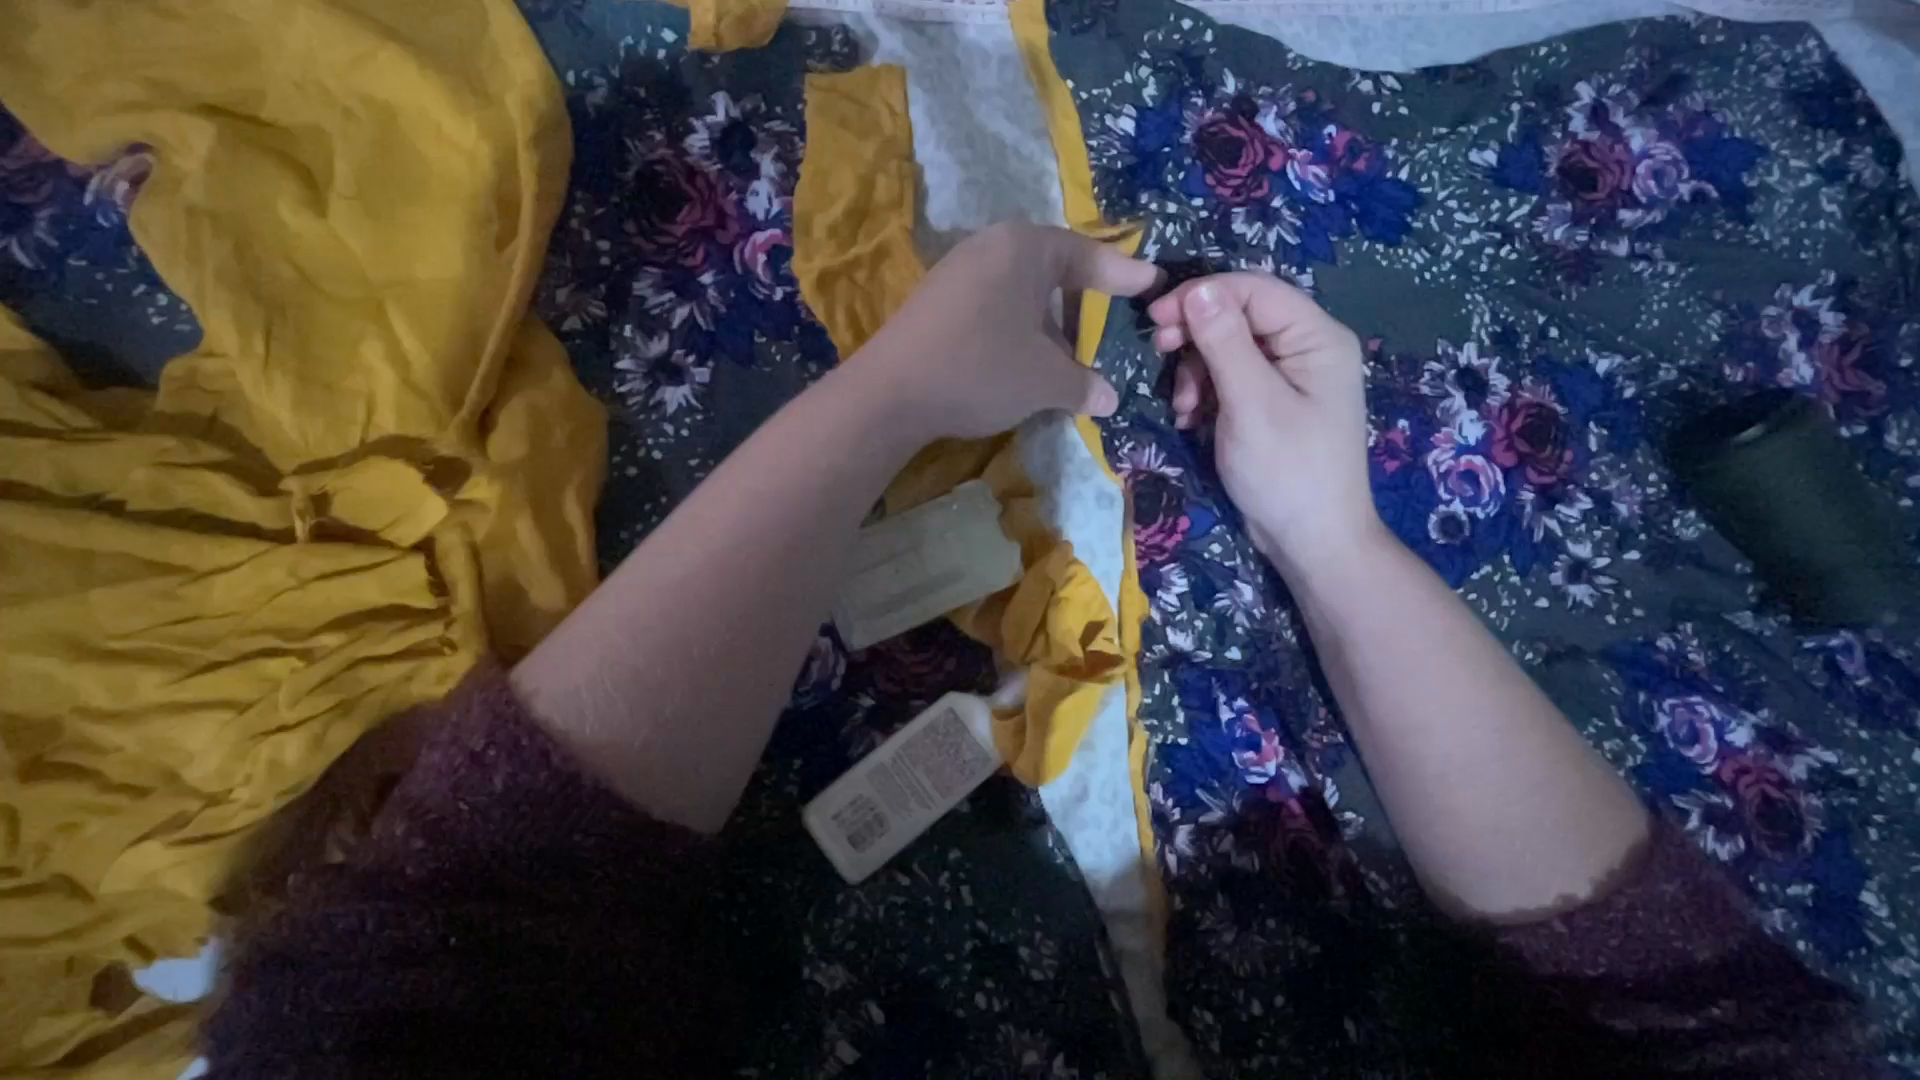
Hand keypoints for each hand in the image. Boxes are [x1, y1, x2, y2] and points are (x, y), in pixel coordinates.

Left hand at [856, 223, 1160, 440]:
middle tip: (1111, 319)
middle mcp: (990, 247)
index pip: (1087, 255)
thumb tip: (1108, 398)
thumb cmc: (983, 369)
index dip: (1122, 274)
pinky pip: (993, 307)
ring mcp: (957, 273)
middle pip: (1051, 270)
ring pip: (1020, 292)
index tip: (1151, 281)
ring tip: (1069, 355)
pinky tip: (1023, 362)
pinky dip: (1017, 330)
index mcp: (1025, 247)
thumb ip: (1083, 384)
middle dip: (1082, 301)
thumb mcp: (1045, 380)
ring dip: (1048, 324)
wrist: (891, 393)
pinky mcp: (935, 303)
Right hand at [1146, 272, 1383, 574]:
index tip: (1154, 318)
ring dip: (1195, 371)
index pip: (1254, 290)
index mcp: (1316, 338)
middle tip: (1159, 354)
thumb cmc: (1287, 471)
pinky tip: (1192, 421)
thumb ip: (1225, 343)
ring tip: (1184, 409)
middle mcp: (1306, 349)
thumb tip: (1198, 289)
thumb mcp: (1251, 403)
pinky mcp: (1269, 406)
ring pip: (1227, 350)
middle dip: (1196, 336)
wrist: (1311, 541)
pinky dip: (1204, 395)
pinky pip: (1228, 381)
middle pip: (1239, 317)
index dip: (1202, 295)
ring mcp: (1288, 379)